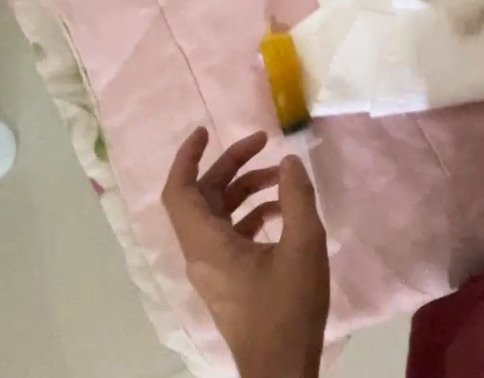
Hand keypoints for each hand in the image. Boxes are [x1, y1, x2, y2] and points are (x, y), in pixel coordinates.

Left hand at [162, 129, 328, 377]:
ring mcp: (213, 269)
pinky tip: (286, 211)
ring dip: (246, 189)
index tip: (206, 130)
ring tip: (285, 178)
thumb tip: (288, 160)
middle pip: (201, 198)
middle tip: (265, 143)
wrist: (281, 363)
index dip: (187, 157)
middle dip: (230, 165)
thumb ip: (297, 197)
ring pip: (217, 215)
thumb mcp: (304, 243)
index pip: (179, 193)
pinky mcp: (228, 280)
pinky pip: (230, 233)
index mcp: (208, 245)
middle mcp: (201, 254)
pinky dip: (253, 213)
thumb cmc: (289, 303)